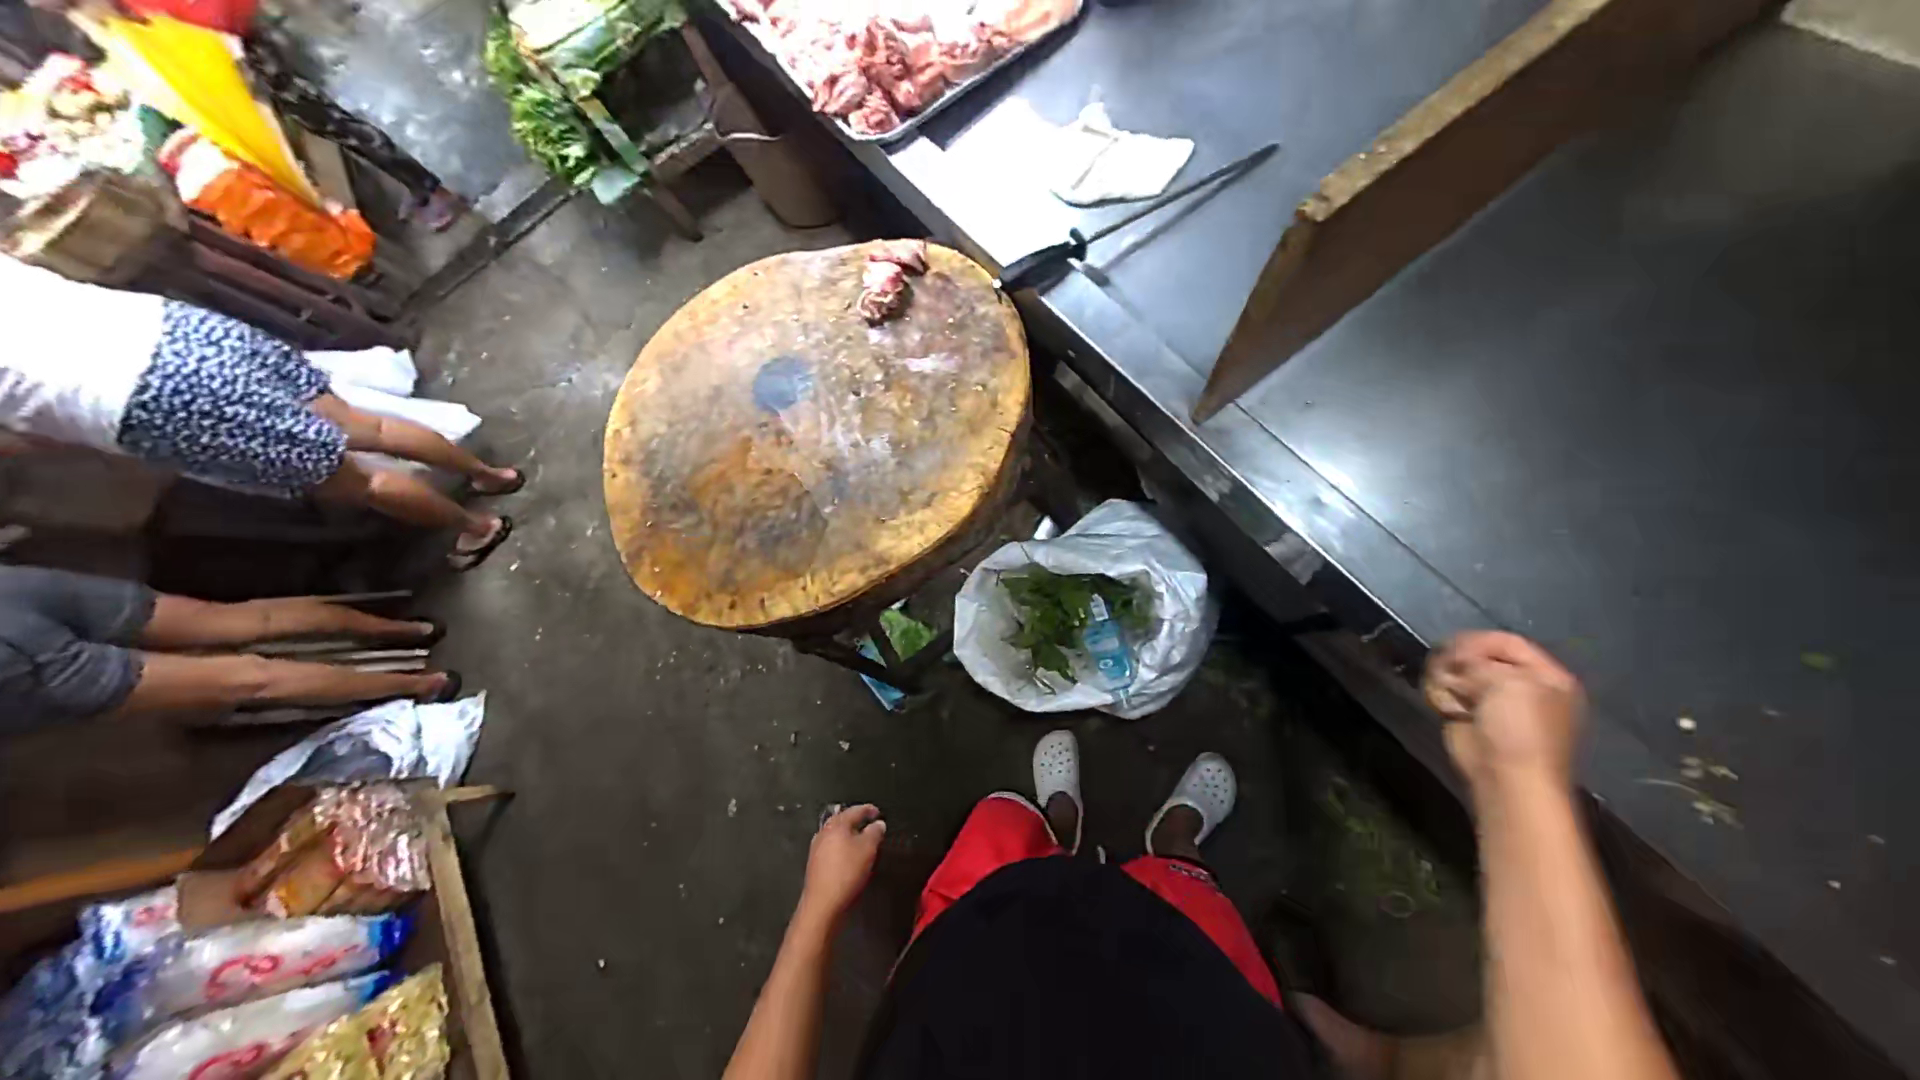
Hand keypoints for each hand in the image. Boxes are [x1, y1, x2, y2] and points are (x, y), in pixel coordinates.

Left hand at [798, 804, 884, 925]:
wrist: (823, 904)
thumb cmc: (847, 872)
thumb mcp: (868, 849)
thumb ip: (875, 832)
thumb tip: (878, 824)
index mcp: (836, 825)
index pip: (855, 810)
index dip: (868, 809)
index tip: (878, 812)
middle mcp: (824, 833)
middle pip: (842, 821)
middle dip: (856, 821)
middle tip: (869, 824)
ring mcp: (817, 849)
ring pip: (836, 835)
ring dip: (849, 835)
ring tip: (861, 840)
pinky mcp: (815, 864)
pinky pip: (832, 848)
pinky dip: (842, 848)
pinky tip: (849, 857)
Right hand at [1423, 631, 1584, 797]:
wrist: (1506, 776)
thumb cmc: (1519, 727)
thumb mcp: (1508, 681)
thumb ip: (1480, 660)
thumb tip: (1457, 662)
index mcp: (1547, 677)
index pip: (1508, 642)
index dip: (1479, 641)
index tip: (1454, 649)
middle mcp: (1522, 686)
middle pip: (1480, 657)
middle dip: (1460, 663)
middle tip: (1449, 672)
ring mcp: (1494, 702)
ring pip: (1458, 674)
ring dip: (1448, 681)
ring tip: (1450, 695)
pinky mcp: (1469, 715)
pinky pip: (1448, 693)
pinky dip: (1442, 697)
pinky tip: (1447, 708)